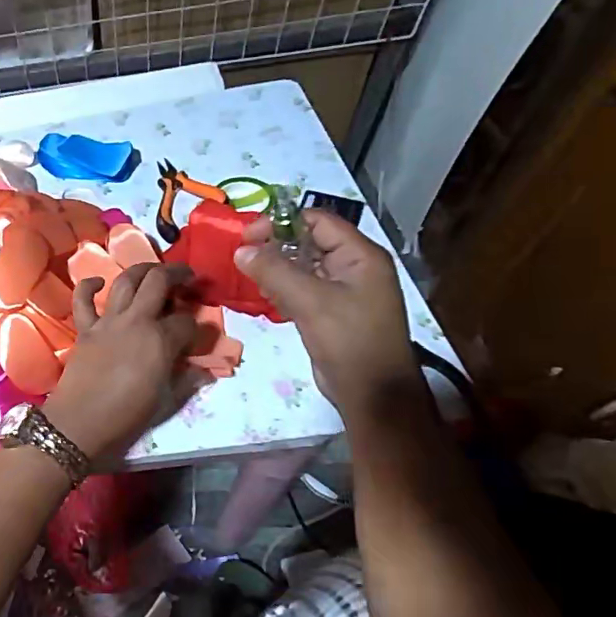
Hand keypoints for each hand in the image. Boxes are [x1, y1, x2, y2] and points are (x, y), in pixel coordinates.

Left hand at [44, 263, 207, 462]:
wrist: (80, 425)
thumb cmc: (127, 416)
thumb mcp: (166, 400)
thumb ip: (186, 379)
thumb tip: (204, 370)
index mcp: (161, 340)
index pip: (187, 321)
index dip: (197, 324)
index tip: (200, 330)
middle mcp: (136, 321)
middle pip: (159, 282)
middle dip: (177, 273)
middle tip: (187, 276)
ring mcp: (108, 321)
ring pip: (126, 280)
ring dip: (142, 269)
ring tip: (154, 271)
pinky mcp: (85, 329)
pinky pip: (83, 299)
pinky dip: (89, 286)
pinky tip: (100, 282)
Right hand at [234, 210, 421, 416]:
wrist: (373, 395)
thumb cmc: (348, 340)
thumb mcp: (310, 301)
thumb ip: (275, 271)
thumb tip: (242, 250)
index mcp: (361, 255)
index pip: (318, 221)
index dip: (282, 222)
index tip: (248, 235)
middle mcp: (356, 268)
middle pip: (311, 243)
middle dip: (277, 247)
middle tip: (243, 256)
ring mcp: (346, 292)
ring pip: (306, 269)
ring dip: (278, 270)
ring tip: (249, 276)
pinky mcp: (335, 314)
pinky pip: (307, 291)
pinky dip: (286, 290)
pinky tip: (264, 296)